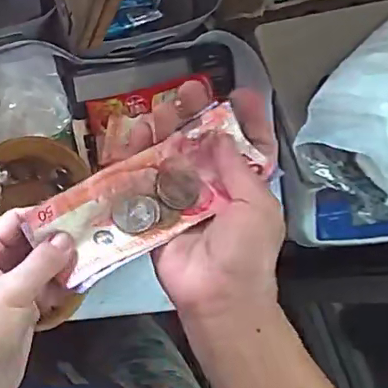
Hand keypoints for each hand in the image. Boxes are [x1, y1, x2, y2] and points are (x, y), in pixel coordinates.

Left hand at [0, 207, 75, 387]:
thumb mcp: (13, 292)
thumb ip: (42, 263)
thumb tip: (66, 237)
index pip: (13, 222)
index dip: (41, 214)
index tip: (74, 211)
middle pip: (31, 243)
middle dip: (58, 239)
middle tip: (92, 232)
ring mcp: (12, 288)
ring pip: (42, 266)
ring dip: (64, 263)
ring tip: (94, 254)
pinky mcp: (25, 309)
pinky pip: (47, 288)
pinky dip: (62, 285)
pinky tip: (83, 280)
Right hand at [100, 83, 282, 320]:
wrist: (217, 295)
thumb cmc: (246, 253)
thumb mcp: (256, 206)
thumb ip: (237, 169)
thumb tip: (218, 135)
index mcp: (242, 184)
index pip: (246, 144)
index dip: (245, 118)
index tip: (239, 94)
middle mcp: (209, 186)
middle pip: (198, 143)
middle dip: (192, 115)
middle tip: (186, 92)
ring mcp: (179, 199)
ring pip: (167, 157)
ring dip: (160, 132)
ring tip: (154, 112)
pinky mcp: (152, 212)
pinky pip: (141, 183)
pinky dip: (133, 161)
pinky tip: (131, 140)